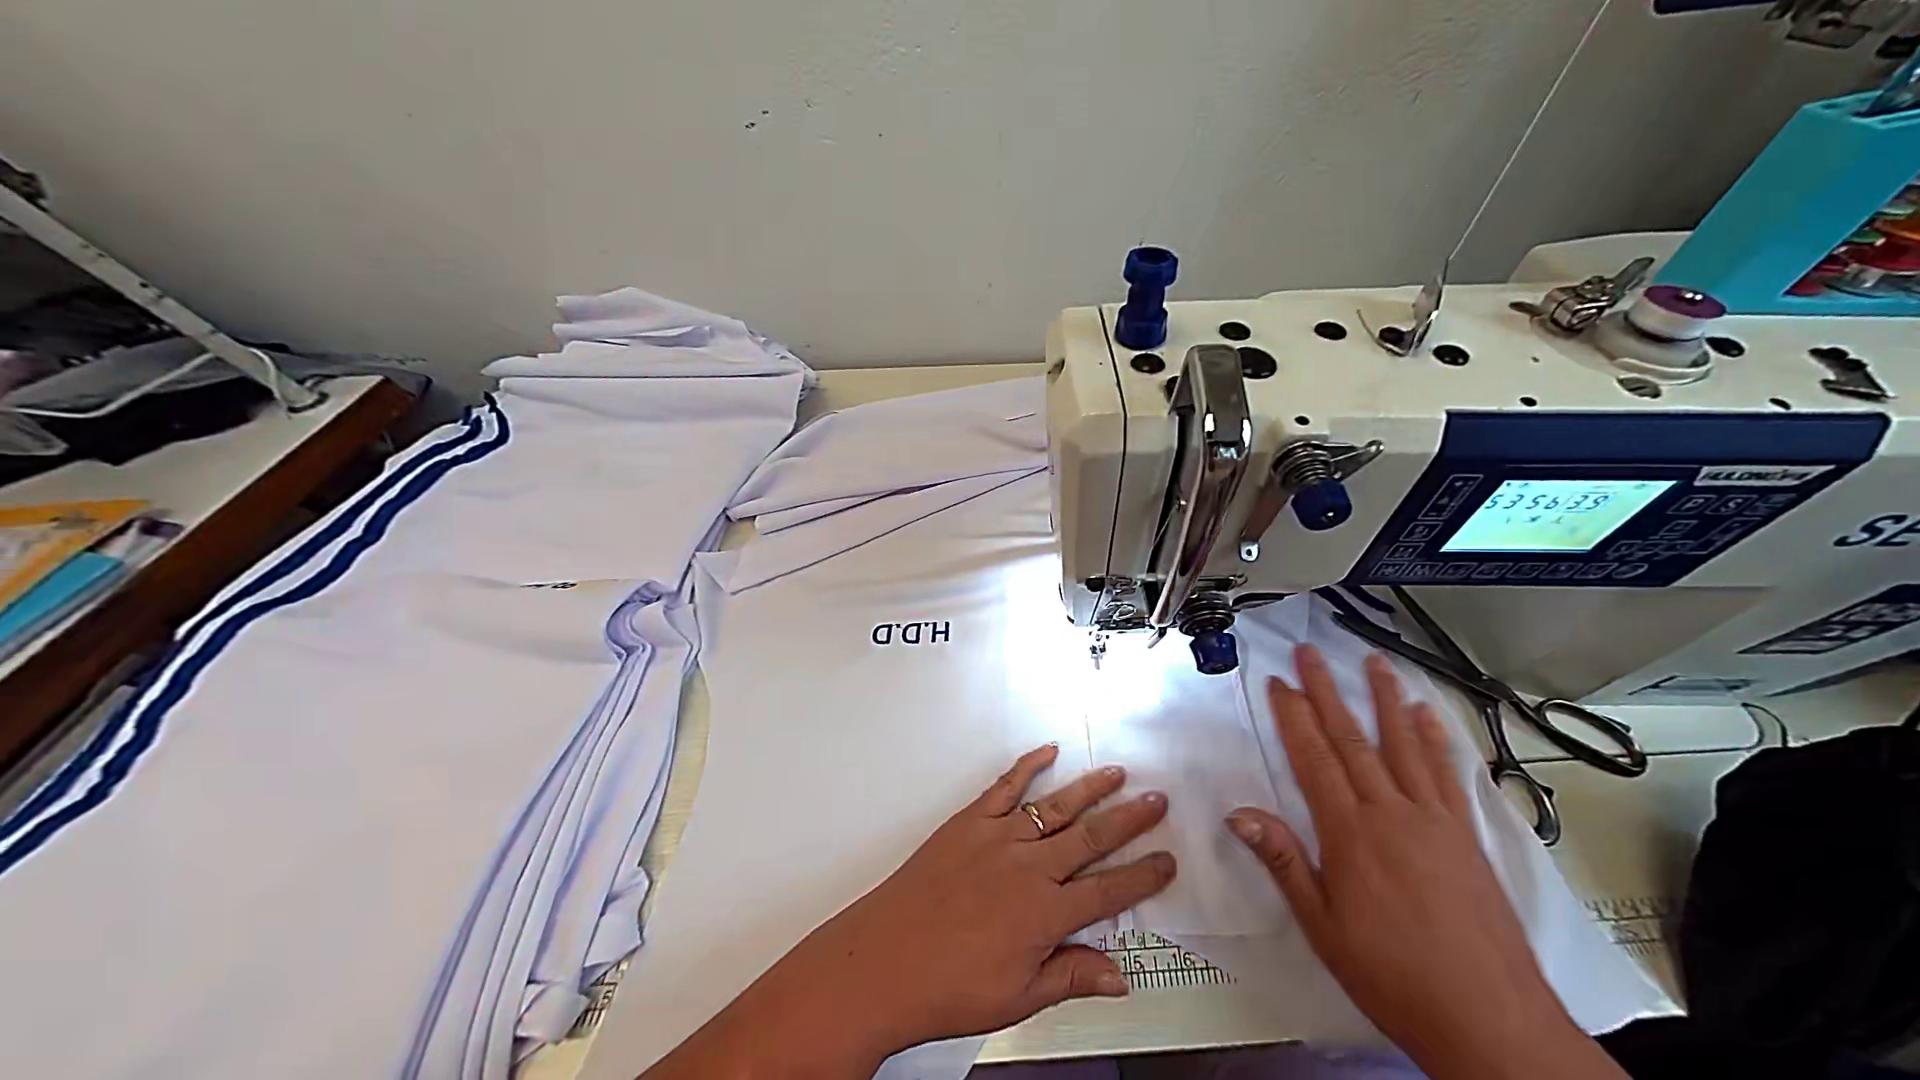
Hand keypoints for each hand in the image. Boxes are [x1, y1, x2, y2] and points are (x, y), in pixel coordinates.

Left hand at [645, 745, 1175, 1078]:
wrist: (884, 960)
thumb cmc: (948, 986)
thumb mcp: (1017, 997)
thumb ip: (1070, 977)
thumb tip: (1117, 976)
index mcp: (1045, 914)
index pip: (1108, 892)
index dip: (1142, 876)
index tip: (1166, 861)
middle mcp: (1028, 868)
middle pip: (1091, 838)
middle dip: (1130, 819)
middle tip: (1158, 801)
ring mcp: (997, 839)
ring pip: (1055, 807)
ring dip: (1090, 789)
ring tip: (1118, 772)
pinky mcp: (967, 823)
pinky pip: (1003, 788)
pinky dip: (1026, 767)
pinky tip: (1046, 752)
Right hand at [1226, 647, 1626, 1079]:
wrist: (1491, 1022)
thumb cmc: (1394, 976)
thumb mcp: (1322, 926)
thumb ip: (1283, 861)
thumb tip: (1240, 814)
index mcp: (1350, 834)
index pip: (1313, 758)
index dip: (1292, 716)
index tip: (1278, 683)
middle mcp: (1392, 814)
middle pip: (1352, 739)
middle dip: (1326, 691)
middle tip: (1310, 654)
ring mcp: (1435, 821)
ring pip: (1403, 746)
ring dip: (1385, 700)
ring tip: (1374, 663)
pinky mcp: (1466, 837)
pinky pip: (1447, 776)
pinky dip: (1434, 740)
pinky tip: (1426, 717)